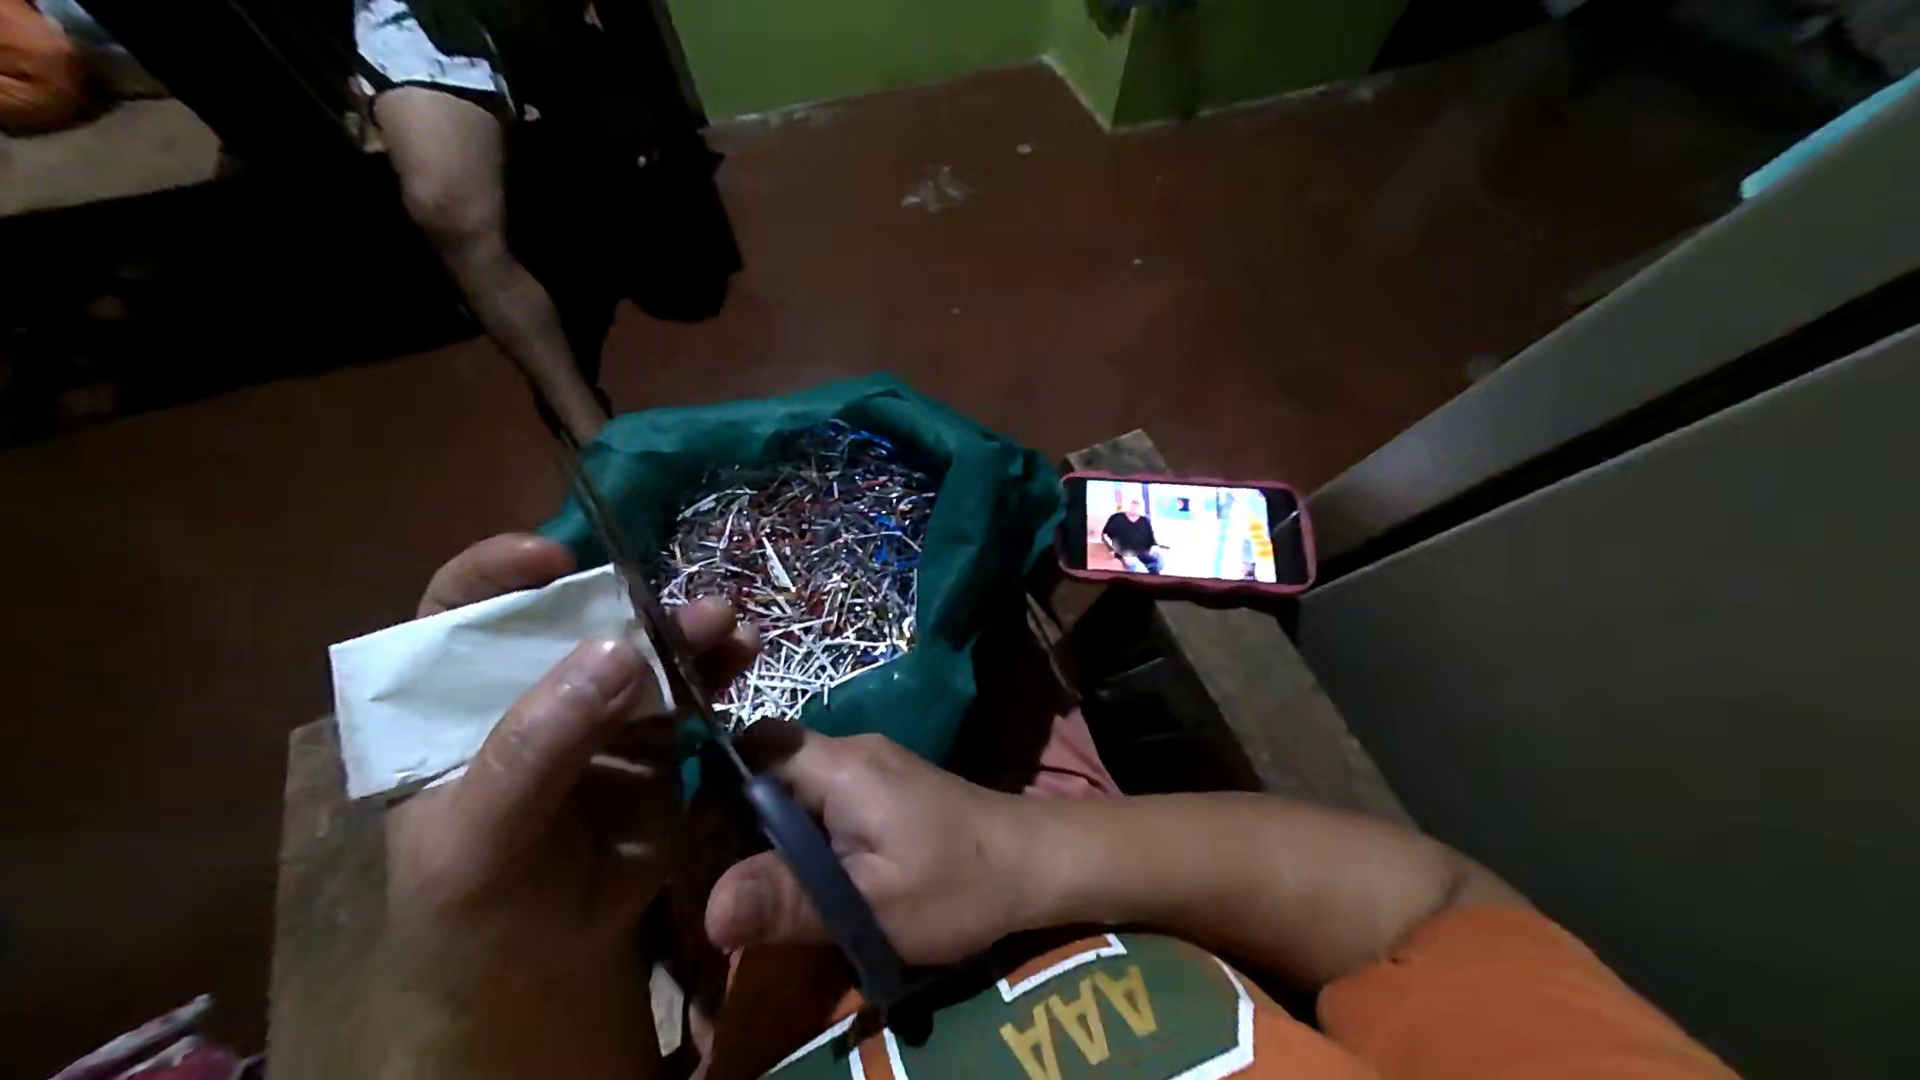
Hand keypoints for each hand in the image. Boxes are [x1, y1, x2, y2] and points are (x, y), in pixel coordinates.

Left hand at [362, 534, 756, 1079]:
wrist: (544, 962)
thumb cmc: (475, 900)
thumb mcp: (478, 836)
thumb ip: (537, 746)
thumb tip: (619, 650)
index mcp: (458, 700)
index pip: (462, 612)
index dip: (499, 573)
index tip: (551, 556)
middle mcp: (536, 686)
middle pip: (582, 621)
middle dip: (632, 602)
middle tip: (688, 607)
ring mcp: (604, 707)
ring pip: (649, 649)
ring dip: (690, 631)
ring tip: (728, 626)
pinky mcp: (659, 734)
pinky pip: (691, 689)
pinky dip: (719, 667)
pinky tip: (744, 654)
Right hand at [703, 730, 1048, 964]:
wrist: (1032, 861)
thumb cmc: (954, 882)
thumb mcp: (870, 903)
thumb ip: (791, 900)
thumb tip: (705, 910)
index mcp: (838, 766)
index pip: (754, 749)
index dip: (717, 791)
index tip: (698, 846)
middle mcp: (851, 750)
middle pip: (771, 763)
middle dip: (740, 814)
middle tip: (725, 874)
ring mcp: (872, 764)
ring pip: (797, 781)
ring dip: (774, 826)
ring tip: (760, 881)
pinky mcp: (886, 784)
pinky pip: (825, 793)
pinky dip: (805, 827)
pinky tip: (809, 870)